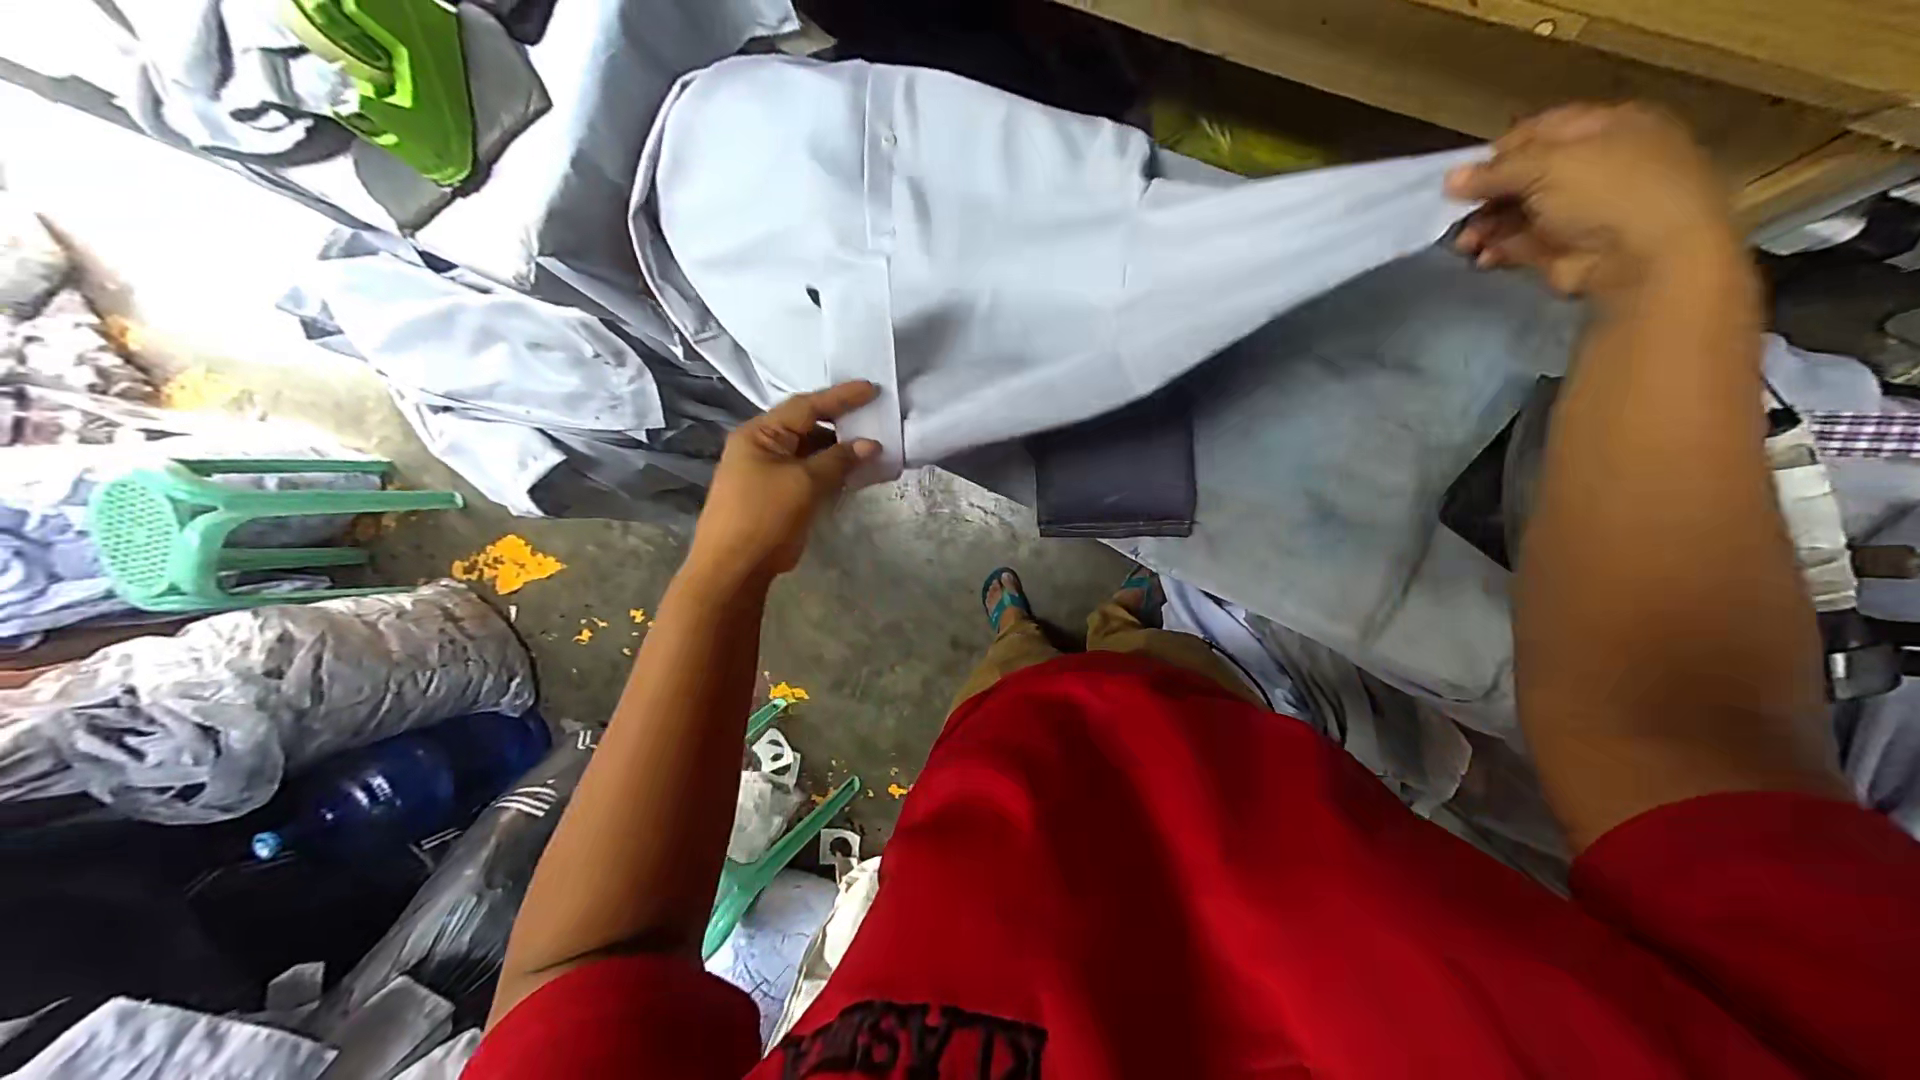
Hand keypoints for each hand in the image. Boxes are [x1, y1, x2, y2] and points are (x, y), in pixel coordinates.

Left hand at [686, 381, 881, 585]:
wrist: (734, 567)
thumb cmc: (763, 516)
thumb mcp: (804, 483)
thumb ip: (838, 460)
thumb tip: (871, 444)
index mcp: (759, 434)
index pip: (805, 406)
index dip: (840, 397)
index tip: (872, 389)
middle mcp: (761, 446)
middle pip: (807, 427)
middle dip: (841, 425)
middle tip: (875, 420)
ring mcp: (767, 471)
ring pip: (810, 452)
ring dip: (838, 451)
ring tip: (872, 449)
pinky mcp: (776, 494)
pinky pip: (808, 474)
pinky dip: (831, 472)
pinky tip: (854, 474)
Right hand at [1444, 103, 1743, 300]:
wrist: (1644, 257)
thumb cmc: (1606, 192)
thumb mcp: (1548, 165)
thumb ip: (1495, 171)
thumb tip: (1450, 180)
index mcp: (1604, 128)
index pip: (1539, 131)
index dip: (1497, 151)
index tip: (1462, 175)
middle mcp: (1591, 165)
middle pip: (1521, 175)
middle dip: (1484, 195)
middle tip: (1454, 214)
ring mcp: (1576, 209)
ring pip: (1514, 212)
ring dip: (1483, 226)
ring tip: (1465, 244)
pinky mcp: (1561, 247)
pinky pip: (1516, 243)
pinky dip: (1495, 249)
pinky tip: (1481, 257)